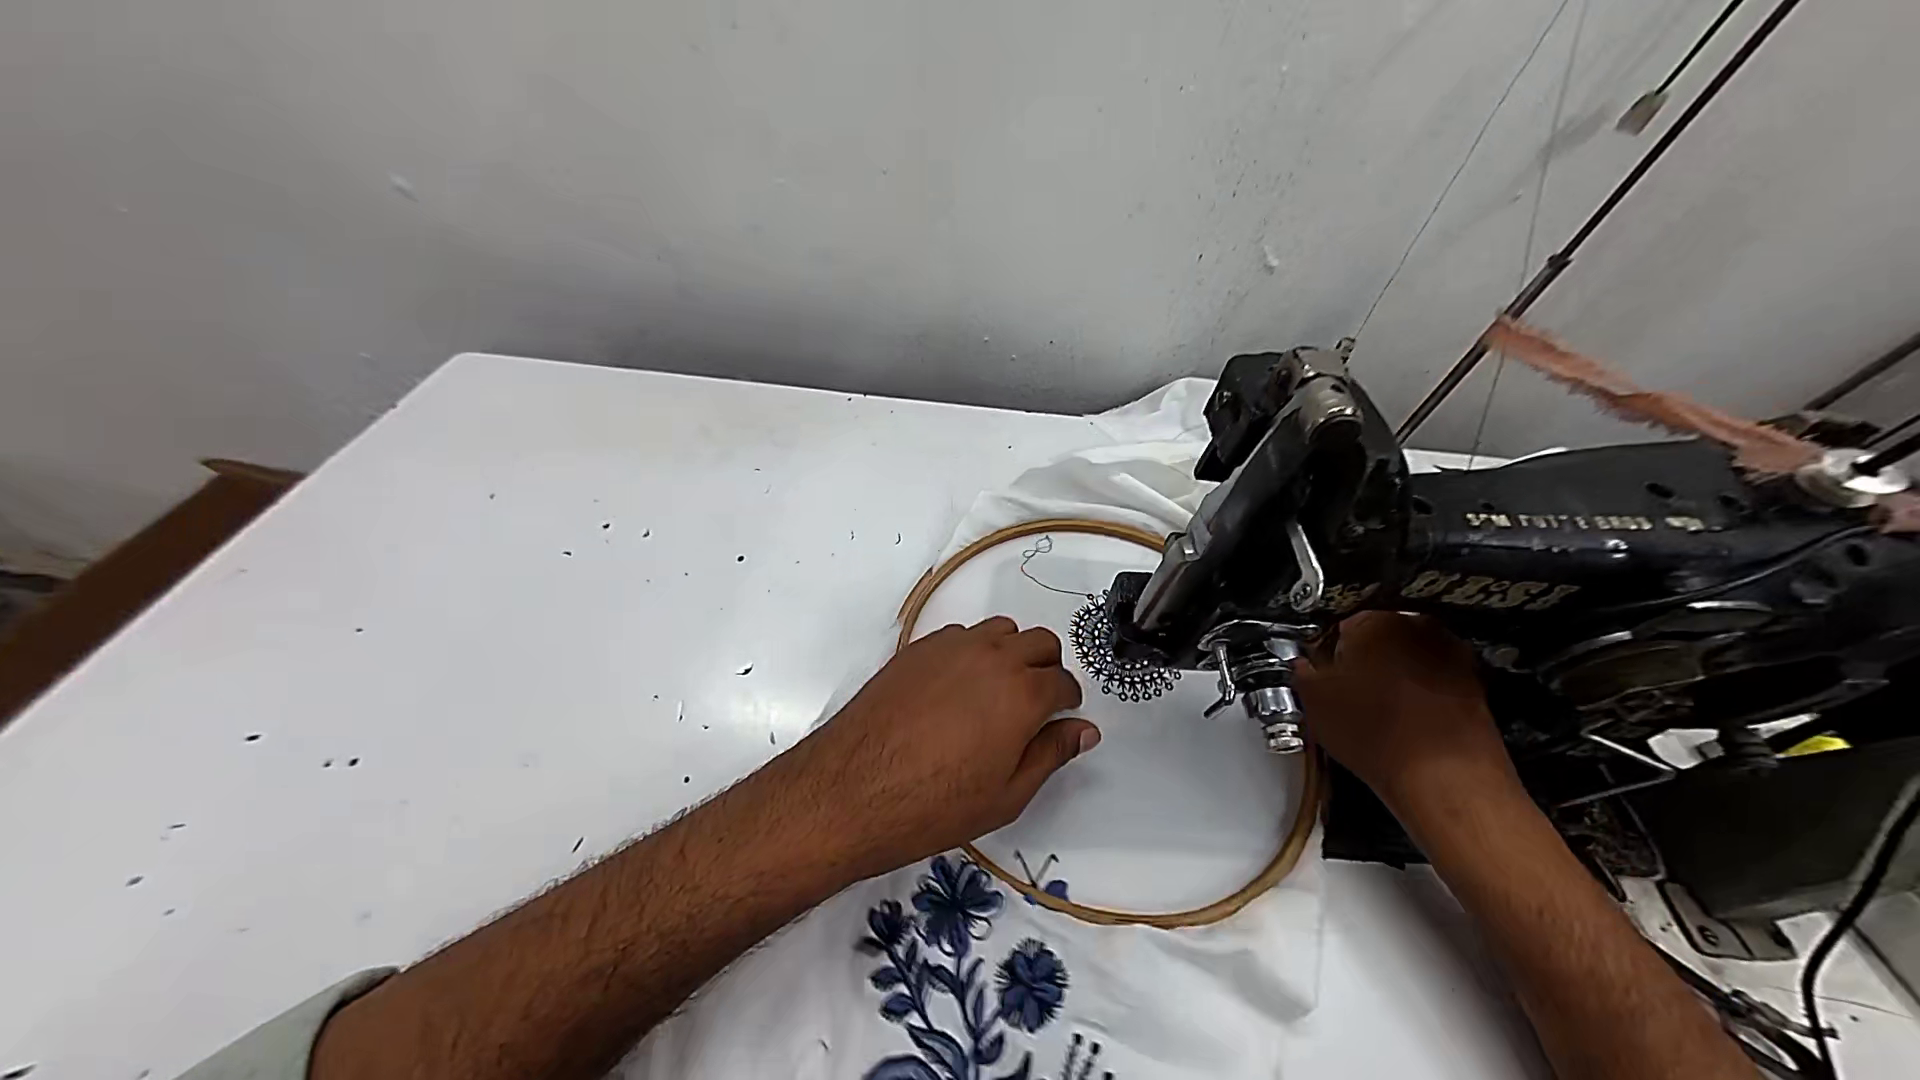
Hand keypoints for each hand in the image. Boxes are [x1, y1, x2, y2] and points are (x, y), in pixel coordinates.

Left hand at [763, 616, 1096, 879]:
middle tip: (1036, 702)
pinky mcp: (918, 648)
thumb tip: (1083, 732)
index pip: (1064, 681)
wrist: (852, 790)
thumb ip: (1051, 754)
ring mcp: (951, 648)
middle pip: (1040, 641)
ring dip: (1011, 652)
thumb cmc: (932, 803)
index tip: (1061, 715)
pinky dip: (972, 650)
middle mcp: (991, 658)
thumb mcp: (1007, 794)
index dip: (1068, 700)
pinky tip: (958, 685)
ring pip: (1001, 629)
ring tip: (998, 690)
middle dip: (1047, 667)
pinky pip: (960, 634)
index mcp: (1022, 694)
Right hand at [1294, 611, 1517, 812]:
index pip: (1338, 625)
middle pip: (1377, 640)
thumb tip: (1303, 670)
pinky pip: (1432, 686)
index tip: (1319, 671)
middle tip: (1342, 694)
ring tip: (1371, 716)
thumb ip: (1302, 672)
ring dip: (1391, 681)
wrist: (1446, 781)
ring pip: (1407, 662)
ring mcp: (1453, 659)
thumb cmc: (1384, 737)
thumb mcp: (1313, 700)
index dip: (1324, 652)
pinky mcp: (1475, 689)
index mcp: (1376, 621)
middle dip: (1361, 663)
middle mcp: (1421, 630)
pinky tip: (1399, 728)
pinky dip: (1418, 701)